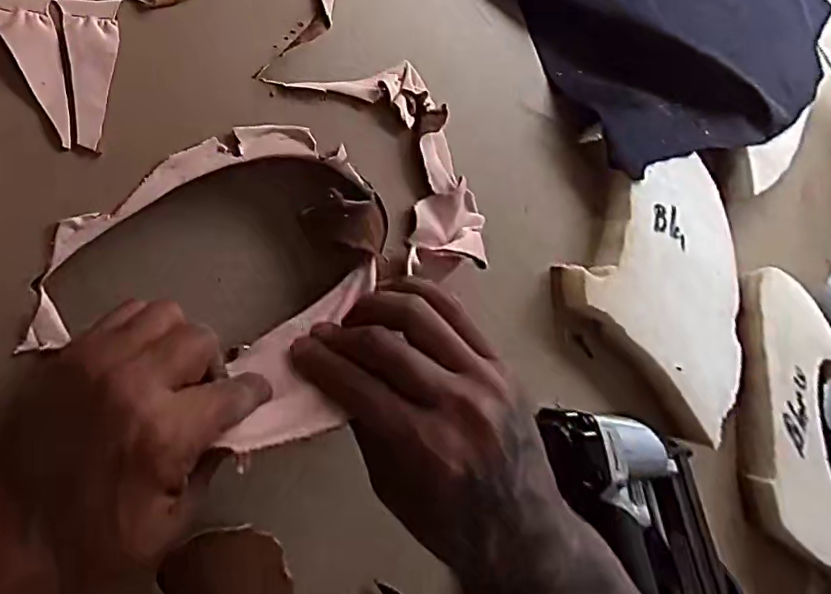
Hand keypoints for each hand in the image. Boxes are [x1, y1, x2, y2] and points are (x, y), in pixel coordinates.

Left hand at [0, 299, 274, 591]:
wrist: (10, 525)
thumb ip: (206, 472)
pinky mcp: (75, 349)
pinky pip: (124, 312)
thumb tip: (229, 432)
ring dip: (178, 338)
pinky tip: (137, 358)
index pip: (228, 393)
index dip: (252, 394)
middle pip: (200, 338)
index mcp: (161, 432)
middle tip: (204, 391)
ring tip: (169, 369)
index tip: (257, 392)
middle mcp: (134, 380)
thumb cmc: (89, 539)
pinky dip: (141, 328)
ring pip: (164, 312)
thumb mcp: (165, 529)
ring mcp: (99, 356)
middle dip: (213, 364)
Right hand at [290, 278, 636, 593]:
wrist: (530, 537)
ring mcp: (485, 379)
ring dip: (376, 304)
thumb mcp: (390, 485)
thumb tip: (331, 373)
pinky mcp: (501, 364)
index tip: (300, 349)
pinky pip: (454, 310)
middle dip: (340, 334)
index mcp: (428, 446)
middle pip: (382, 344)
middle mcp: (459, 406)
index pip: (358, 385)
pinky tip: (394, 296)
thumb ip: (362, 424)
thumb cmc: (454, 522)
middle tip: (321, 333)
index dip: (320, 361)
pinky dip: (417, 294)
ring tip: (357, 313)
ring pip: (418, 312)